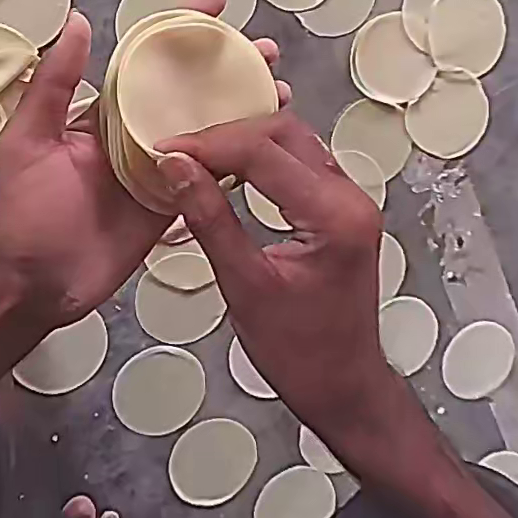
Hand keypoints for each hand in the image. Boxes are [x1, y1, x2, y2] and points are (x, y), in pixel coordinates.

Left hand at [0, 0, 285, 331]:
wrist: (45, 281)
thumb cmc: (30, 211)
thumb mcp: (27, 142)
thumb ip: (52, 86)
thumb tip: (80, 24)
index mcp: (107, 109)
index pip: (148, 57)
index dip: (181, 26)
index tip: (216, 4)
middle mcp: (140, 129)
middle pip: (191, 87)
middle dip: (228, 64)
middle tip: (265, 51)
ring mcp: (164, 165)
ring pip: (210, 125)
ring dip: (243, 104)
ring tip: (278, 88)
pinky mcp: (179, 199)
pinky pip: (214, 170)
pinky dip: (241, 154)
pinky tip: (268, 140)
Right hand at [154, 112, 397, 434]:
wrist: (343, 384)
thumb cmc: (299, 351)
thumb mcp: (243, 285)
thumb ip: (209, 218)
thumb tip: (176, 166)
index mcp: (334, 216)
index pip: (264, 154)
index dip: (209, 145)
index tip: (166, 148)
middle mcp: (351, 196)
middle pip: (285, 133)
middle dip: (228, 135)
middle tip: (181, 150)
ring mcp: (351, 199)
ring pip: (295, 141)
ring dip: (246, 139)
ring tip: (199, 153)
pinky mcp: (342, 207)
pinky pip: (302, 161)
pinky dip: (264, 156)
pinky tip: (234, 163)